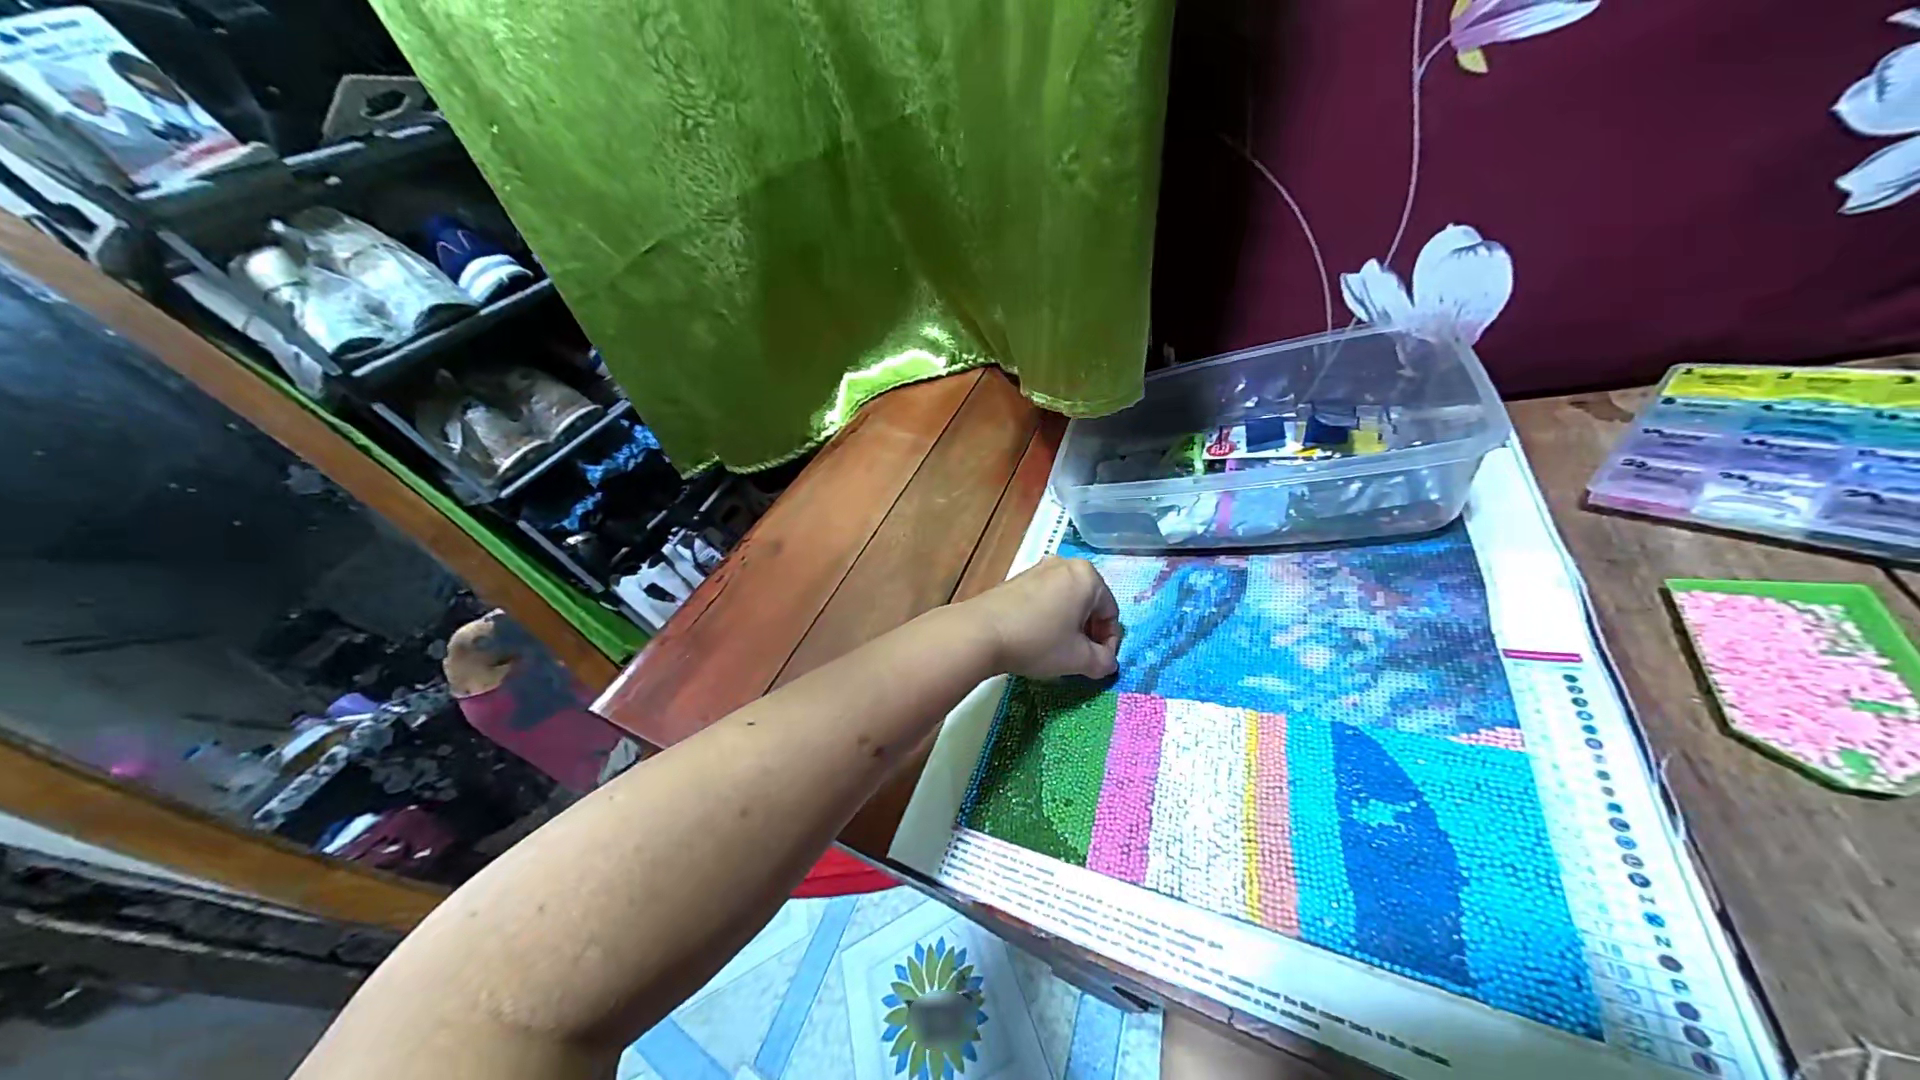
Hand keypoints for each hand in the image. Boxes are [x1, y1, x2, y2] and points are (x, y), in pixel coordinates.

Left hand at [961, 556, 1121, 678]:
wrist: (980, 632)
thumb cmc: (1037, 641)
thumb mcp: (1078, 659)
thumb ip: (1103, 662)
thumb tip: (1108, 663)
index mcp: (1088, 576)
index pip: (1111, 614)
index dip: (1109, 643)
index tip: (1099, 664)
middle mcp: (1065, 564)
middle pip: (1089, 604)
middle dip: (1089, 633)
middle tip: (1080, 659)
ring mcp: (1038, 568)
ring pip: (1067, 601)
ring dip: (1069, 626)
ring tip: (1057, 651)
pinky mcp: (1017, 579)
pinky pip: (1045, 599)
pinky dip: (1049, 618)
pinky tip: (1036, 639)